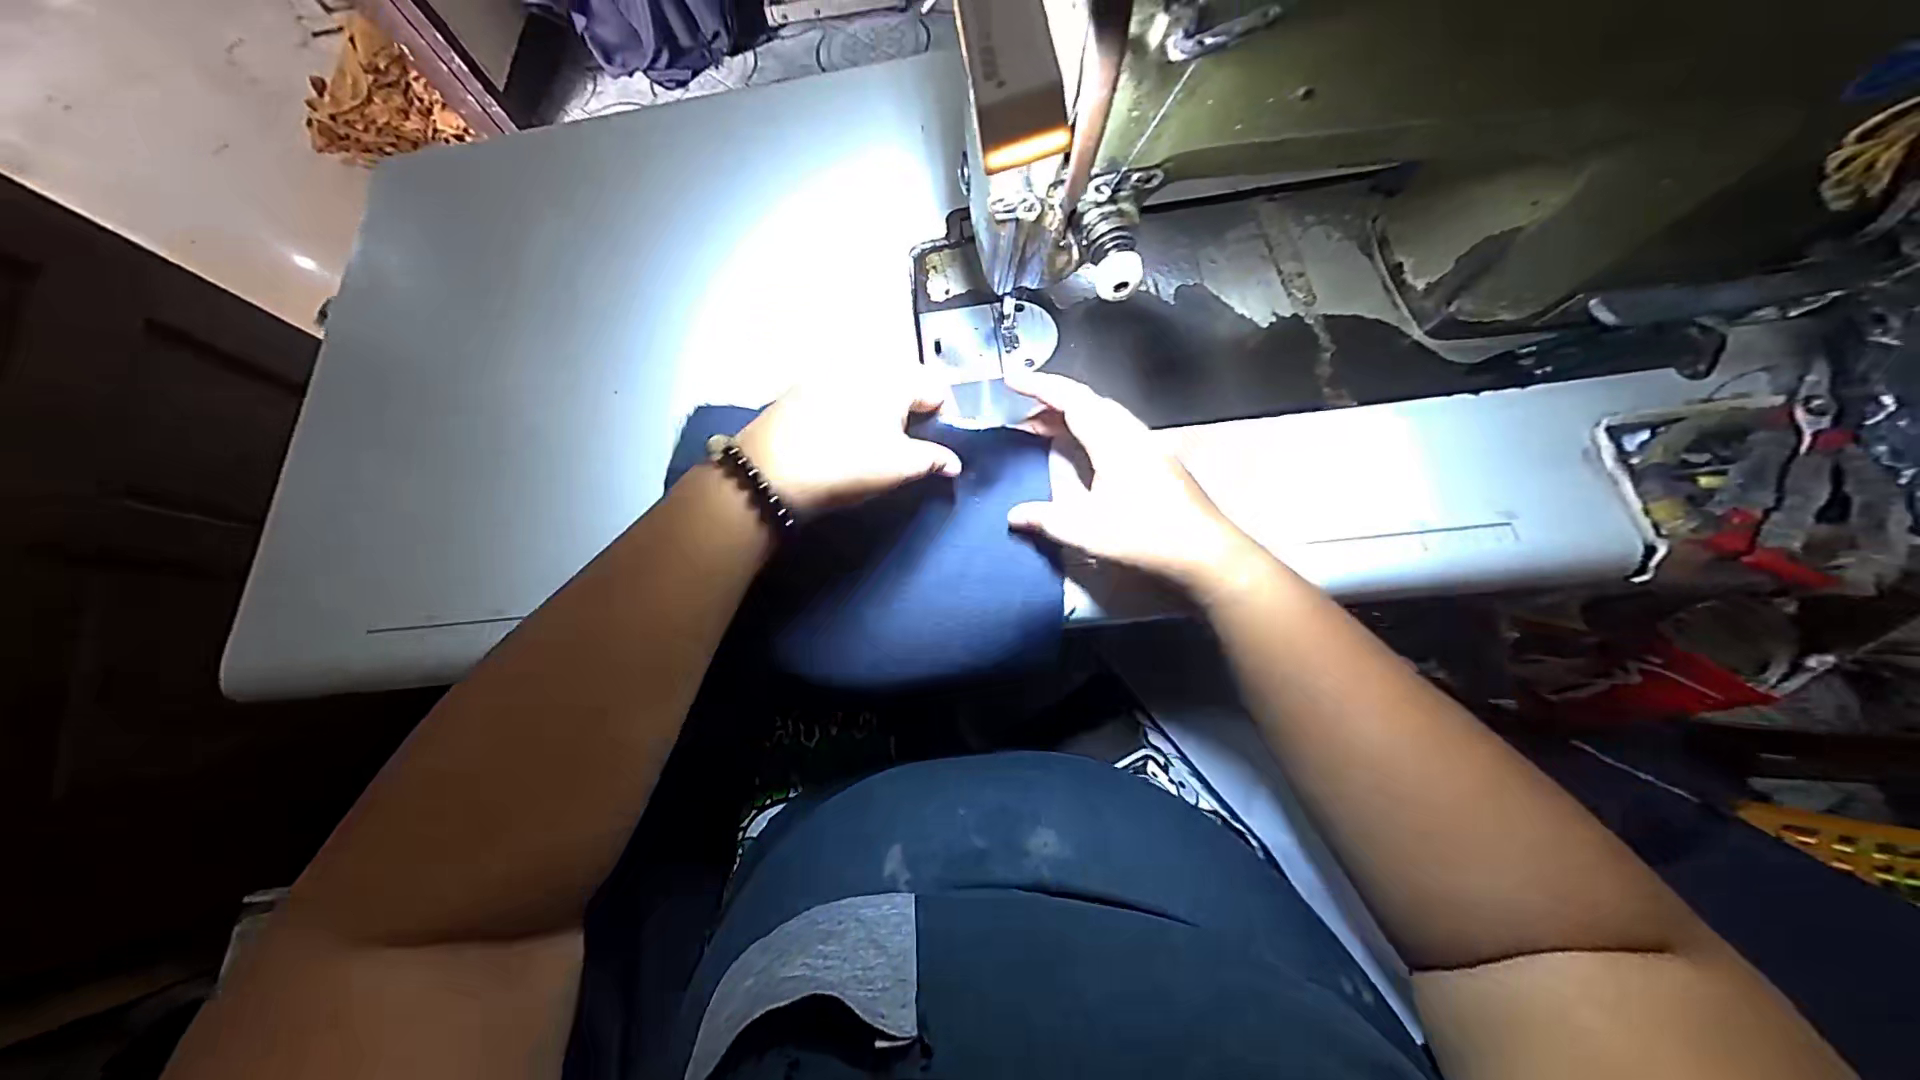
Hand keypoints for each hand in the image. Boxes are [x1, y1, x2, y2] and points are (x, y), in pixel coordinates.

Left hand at [733, 368, 962, 515]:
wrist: (769, 473)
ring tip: (869, 444)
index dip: (942, 418)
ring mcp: (829, 372)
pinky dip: (850, 410)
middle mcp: (864, 364)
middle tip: (901, 448)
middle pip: (903, 384)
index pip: (937, 389)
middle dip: (909, 413)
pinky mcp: (802, 387)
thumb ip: (934, 460)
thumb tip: (954, 462)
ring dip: (879, 411)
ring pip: (871, 388)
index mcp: (895, 377)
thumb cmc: (846, 465)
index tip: (931, 446)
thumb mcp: (899, 468)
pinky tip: (839, 437)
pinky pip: (842, 393)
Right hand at [1003, 370, 1270, 593]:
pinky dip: (1086, 431)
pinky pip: (1112, 429)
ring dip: (1069, 417)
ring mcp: (1146, 444)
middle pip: (1087, 402)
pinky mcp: (1155, 459)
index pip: (1071, 399)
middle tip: (1021, 415)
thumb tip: (1013, 516)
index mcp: (1112, 439)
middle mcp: (1130, 433)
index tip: (1011, 380)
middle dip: (1050, 402)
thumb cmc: (1144, 534)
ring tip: (1042, 431)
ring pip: (1101, 415)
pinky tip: (1079, 452)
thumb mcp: (1085, 529)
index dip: (1038, 386)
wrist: (1202, 550)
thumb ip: (1045, 518)